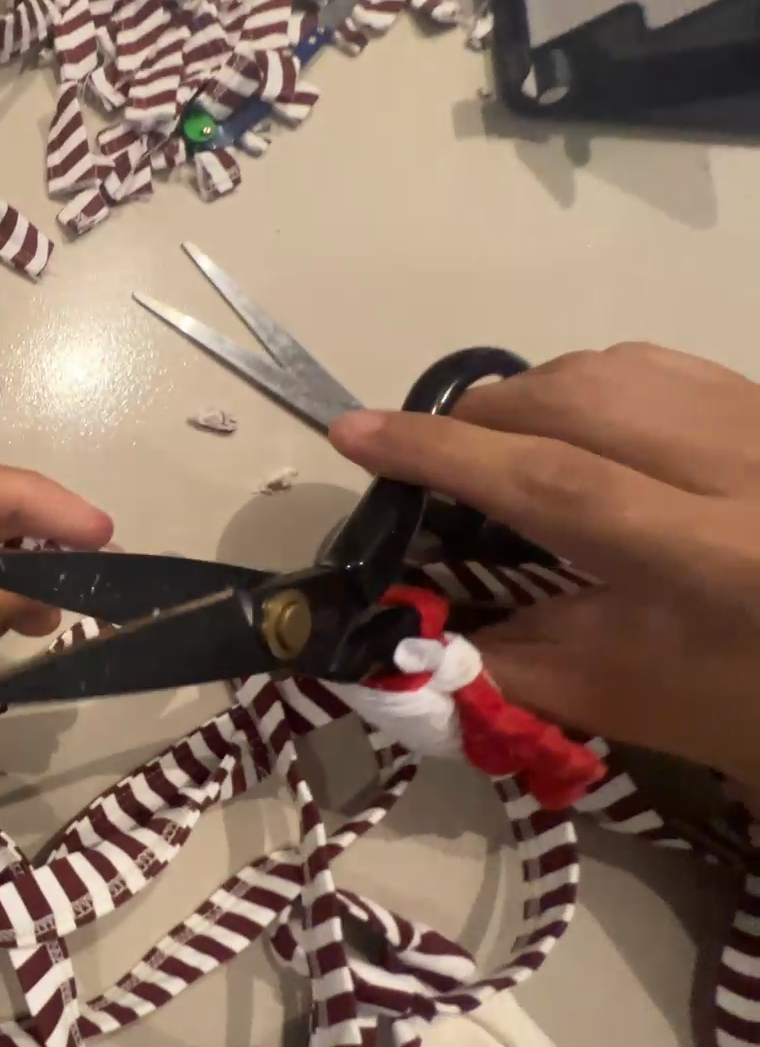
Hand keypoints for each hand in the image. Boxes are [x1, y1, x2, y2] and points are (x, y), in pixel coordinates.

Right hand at [330, 343, 759, 785]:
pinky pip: (660, 366)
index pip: (550, 483)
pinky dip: (586, 387)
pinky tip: (578, 432)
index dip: (435, 452)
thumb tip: (387, 623)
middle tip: (437, 462)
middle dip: (473, 419)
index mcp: (713, 563)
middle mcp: (757, 477)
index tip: (349, 431)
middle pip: (577, 400)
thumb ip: (488, 660)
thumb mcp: (614, 696)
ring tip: (504, 447)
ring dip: (525, 399)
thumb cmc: (753, 701)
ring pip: (615, 367)